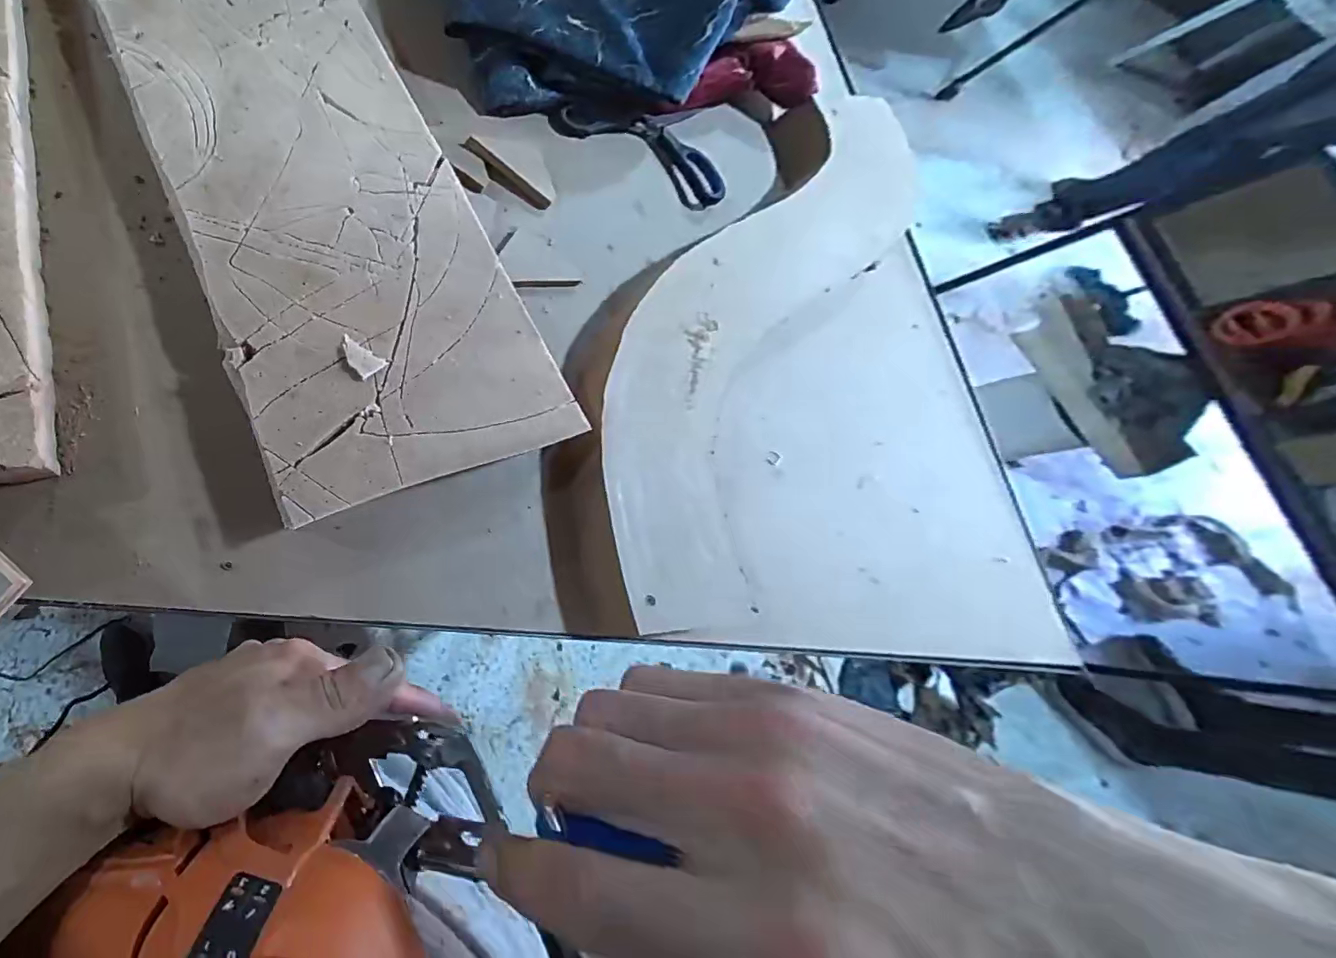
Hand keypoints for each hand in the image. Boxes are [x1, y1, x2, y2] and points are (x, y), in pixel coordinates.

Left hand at [78, 639, 456, 828]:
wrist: (120, 763)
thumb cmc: (201, 750)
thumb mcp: (275, 726)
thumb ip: (336, 695)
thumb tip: (397, 653)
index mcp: (298, 661)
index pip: (372, 676)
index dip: (414, 697)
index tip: (451, 718)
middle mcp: (281, 661)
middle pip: (350, 682)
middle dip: (388, 703)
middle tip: (421, 737)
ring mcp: (257, 680)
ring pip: (323, 694)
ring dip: (356, 712)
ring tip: (382, 739)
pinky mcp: (239, 703)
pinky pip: (299, 707)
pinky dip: (324, 721)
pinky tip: (323, 739)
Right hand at [482, 667, 1199, 957]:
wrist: (1109, 930)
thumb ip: (682, 955)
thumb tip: (595, 911)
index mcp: (764, 935)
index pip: (579, 884)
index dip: (518, 871)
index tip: (503, 862)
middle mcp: (750, 816)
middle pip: (573, 759)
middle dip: (547, 789)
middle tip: (572, 817)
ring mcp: (767, 734)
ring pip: (607, 706)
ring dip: (598, 747)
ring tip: (633, 782)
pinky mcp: (786, 692)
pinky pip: (659, 682)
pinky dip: (644, 716)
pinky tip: (681, 749)